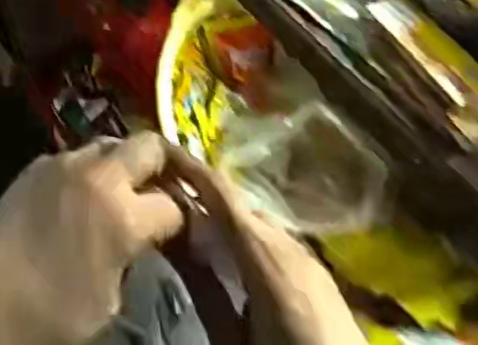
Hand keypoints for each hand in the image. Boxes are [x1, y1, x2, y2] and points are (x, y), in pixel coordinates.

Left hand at [0, 134, 185, 344]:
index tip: (189, 236)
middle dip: (167, 166)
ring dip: (127, 162)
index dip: (186, 221)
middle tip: (173, 192)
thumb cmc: (52, 308)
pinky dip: (95, 168)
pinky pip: (79, 155)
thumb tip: (141, 240)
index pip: (174, 204)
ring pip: (110, 143)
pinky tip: (92, 195)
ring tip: (133, 191)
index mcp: (122, 213)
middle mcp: (96, 175)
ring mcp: (63, 161)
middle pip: (147, 147)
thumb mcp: (110, 297)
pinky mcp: (38, 162)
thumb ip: (133, 254)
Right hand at [166, 148, 365, 344]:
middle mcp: (289, 245)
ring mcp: (310, 260)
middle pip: (236, 201)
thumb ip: (199, 283)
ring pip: (255, 219)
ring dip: (223, 214)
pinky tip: (232, 257)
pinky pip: (275, 240)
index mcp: (264, 254)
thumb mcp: (231, 339)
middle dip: (199, 192)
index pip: (219, 189)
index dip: (186, 164)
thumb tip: (165, 234)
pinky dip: (246, 235)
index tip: (154, 152)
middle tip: (162, 196)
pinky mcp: (322, 278)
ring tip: (191, 224)